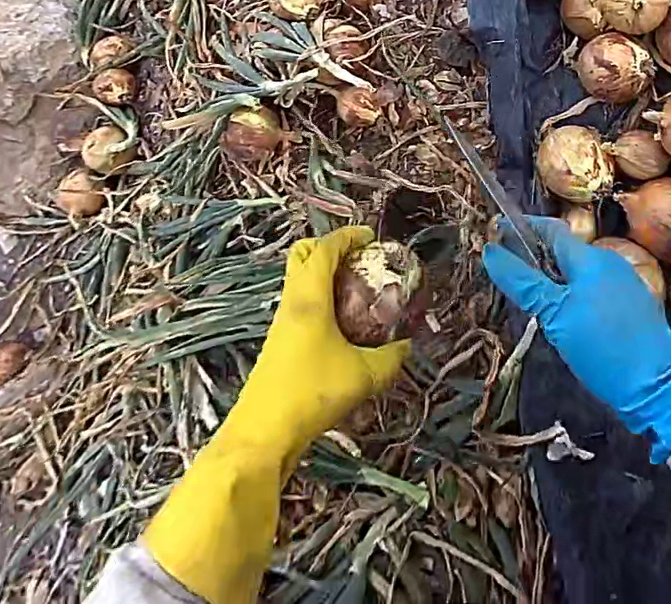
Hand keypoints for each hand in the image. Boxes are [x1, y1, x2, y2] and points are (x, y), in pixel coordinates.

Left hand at [230, 226, 410, 467]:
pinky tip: (341, 323)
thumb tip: (407, 346)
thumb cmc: (312, 393)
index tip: (371, 237)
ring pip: (299, 279)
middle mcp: (292, 301)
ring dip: (324, 274)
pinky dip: (320, 298)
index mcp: (309, 297)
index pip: (325, 248)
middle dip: (329, 248)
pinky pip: (299, 303)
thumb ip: (391, 358)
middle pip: (302, 255)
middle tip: (358, 260)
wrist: (262, 434)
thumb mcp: (364, 375)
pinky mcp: (279, 342)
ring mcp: (282, 322)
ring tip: (356, 291)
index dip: (348, 236)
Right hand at [483, 216, 670, 461]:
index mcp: (589, 257)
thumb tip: (490, 251)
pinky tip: (560, 317)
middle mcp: (607, 262)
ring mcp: (621, 284)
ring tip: (528, 298)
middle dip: (534, 256)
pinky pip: (591, 289)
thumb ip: (522, 282)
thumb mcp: (554, 314)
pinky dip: (570, 294)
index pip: (550, 229)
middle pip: (562, 250)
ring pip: (576, 272)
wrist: (658, 386)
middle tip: (506, 273)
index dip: (522, 228)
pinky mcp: (629, 306)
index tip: (495, 234)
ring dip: (551, 278)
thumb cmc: (602, 345)